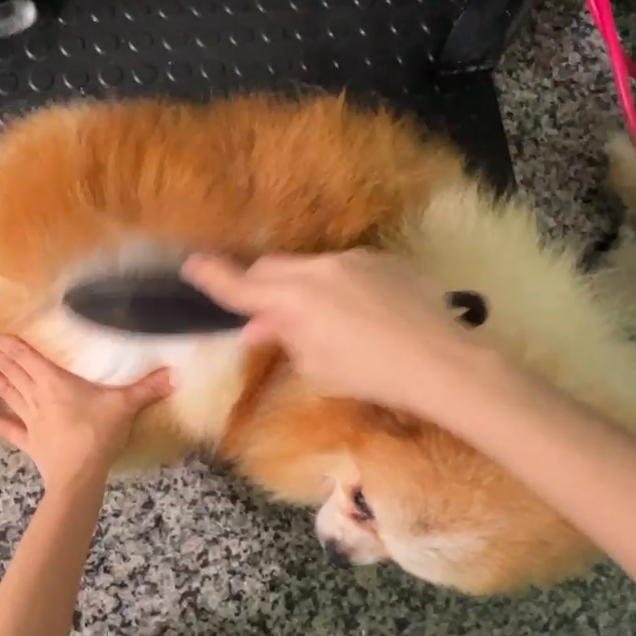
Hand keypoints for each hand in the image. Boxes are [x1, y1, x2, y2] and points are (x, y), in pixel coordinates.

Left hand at [0, 324, 171, 492]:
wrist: (81, 477)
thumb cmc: (98, 435)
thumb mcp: (124, 405)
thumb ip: (147, 387)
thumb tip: (176, 373)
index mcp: (52, 380)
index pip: (20, 354)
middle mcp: (35, 394)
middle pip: (4, 367)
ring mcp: (28, 418)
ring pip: (0, 389)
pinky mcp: (28, 440)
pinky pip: (4, 425)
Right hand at [181, 250, 495, 414]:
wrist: (444, 363)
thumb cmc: (372, 376)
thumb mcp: (316, 365)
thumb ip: (282, 337)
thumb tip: (257, 326)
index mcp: (294, 301)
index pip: (241, 285)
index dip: (212, 276)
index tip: (191, 264)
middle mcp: (317, 270)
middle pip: (269, 266)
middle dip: (257, 283)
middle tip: (261, 310)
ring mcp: (351, 259)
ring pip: (306, 266)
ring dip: (299, 286)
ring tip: (322, 318)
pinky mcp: (381, 258)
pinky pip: (342, 266)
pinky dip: (335, 284)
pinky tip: (358, 312)